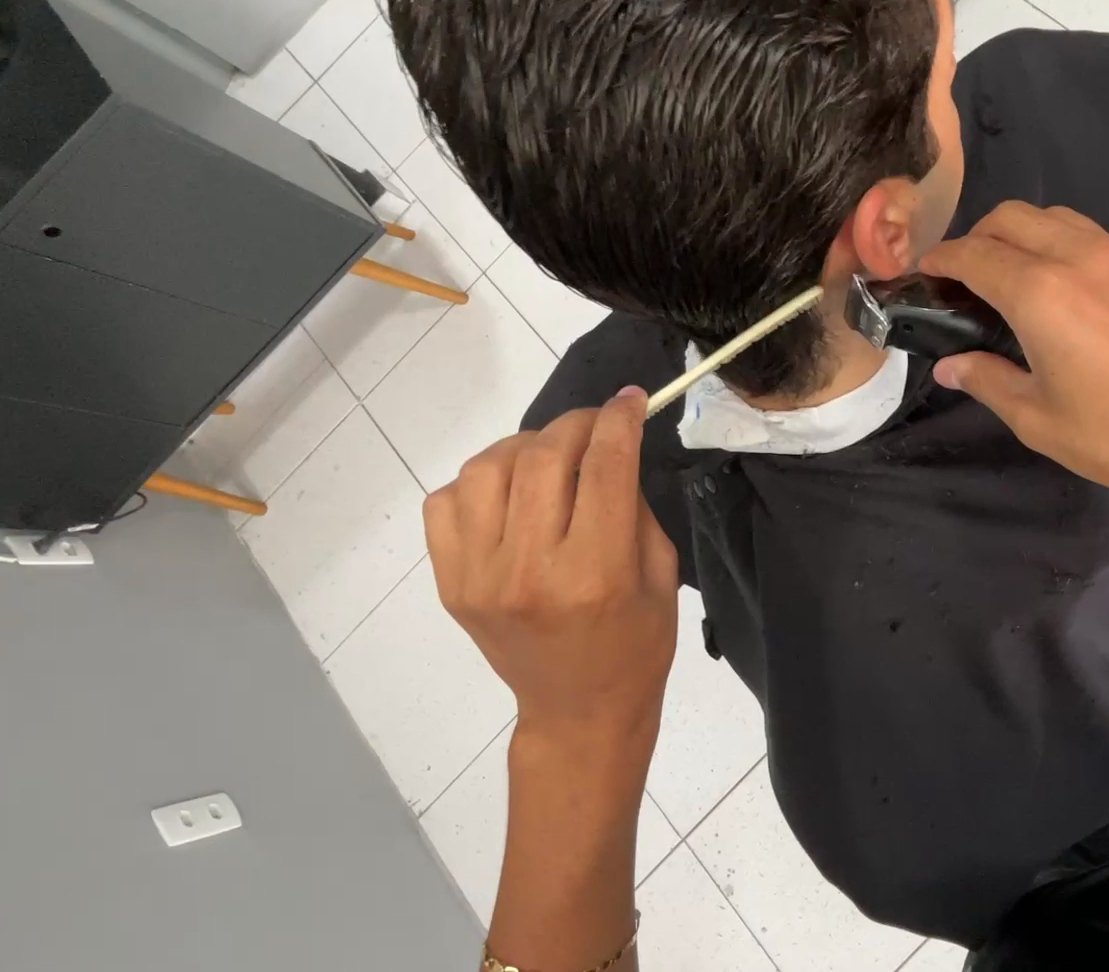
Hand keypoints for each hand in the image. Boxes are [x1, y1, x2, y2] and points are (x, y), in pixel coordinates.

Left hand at [423, 388, 678, 738]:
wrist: (578, 708)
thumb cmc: (638, 644)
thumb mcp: (661, 573)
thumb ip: (634, 508)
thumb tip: (611, 450)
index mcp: (598, 571)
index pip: (604, 467)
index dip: (619, 420)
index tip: (631, 399)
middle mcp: (532, 569)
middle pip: (543, 457)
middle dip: (577, 424)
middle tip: (597, 425)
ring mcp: (480, 577)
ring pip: (487, 468)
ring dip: (526, 446)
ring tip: (551, 457)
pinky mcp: (451, 584)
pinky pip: (446, 502)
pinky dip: (479, 481)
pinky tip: (510, 493)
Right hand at [922, 203, 1108, 551]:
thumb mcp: (1038, 419)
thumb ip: (986, 381)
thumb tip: (949, 366)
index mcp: (1041, 294)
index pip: (974, 255)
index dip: (941, 260)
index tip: (925, 275)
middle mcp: (1078, 258)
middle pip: (1012, 217)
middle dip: (976, 238)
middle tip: (965, 281)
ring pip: (1054, 217)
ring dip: (1020, 235)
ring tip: (1011, 279)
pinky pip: (1090, 235)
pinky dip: (1059, 244)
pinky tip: (1061, 289)